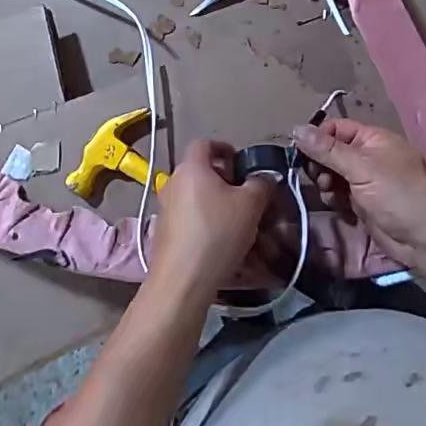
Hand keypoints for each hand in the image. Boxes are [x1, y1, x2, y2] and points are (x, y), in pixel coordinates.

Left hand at [147, 140, 273, 298]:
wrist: (181, 282)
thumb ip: (261, 185)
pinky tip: (220, 242)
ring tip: (237, 222)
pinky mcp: (162, 233)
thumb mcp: (251, 205)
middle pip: (200, 171)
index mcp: (192, 168)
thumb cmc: (217, 233)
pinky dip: (204, 222)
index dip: (224, 148)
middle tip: (244, 194)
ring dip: (215, 203)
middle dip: (223, 179)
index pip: (204, 143)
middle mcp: (172, 183)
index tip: (240, 161)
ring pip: (194, 197)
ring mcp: (164, 209)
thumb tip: (263, 179)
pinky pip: (188, 218)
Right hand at [291, 119, 425, 270]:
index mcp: (373, 140)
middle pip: (332, 154)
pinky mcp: (364, 207)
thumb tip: (296, 128)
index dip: (318, 139)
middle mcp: (369, 158)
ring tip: (330, 197)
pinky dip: (334, 202)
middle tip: (319, 180)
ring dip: (326, 186)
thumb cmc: (400, 195)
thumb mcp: (363, 168)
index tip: (302, 154)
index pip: (337, 129)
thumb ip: (328, 150)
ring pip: (333, 178)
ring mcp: (366, 184)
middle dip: (320, 166)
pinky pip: (339, 198)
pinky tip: (336, 209)